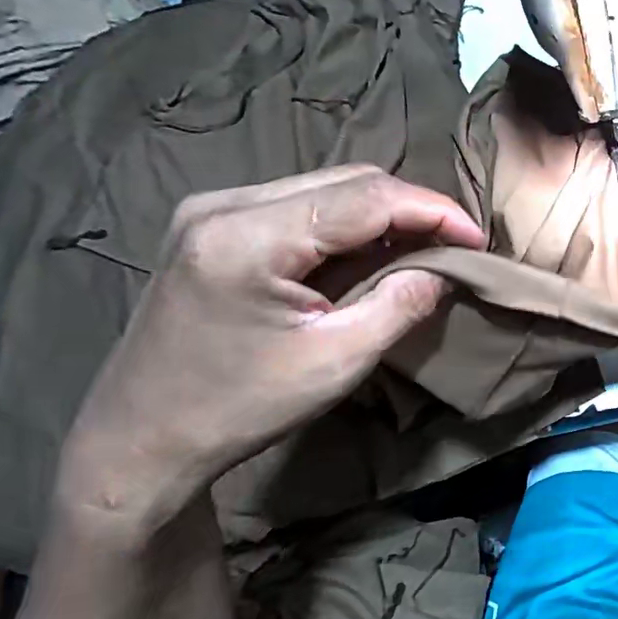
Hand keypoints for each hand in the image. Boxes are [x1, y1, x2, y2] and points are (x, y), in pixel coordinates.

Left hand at [59, 166, 483, 527]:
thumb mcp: (335, 363)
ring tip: (420, 249)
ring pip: (325, 185)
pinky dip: (347, 223)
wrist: (140, 439)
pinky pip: (301, 204)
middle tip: (453, 246)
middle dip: (410, 207)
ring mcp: (213, 209)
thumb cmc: (239, 410)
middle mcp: (225, 203)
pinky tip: (369, 252)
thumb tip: (445, 270)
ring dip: (381, 213)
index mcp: (247, 237)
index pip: (365, 197)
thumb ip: (399, 305)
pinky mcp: (214, 224)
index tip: (477, 239)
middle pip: (346, 179)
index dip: (432, 211)